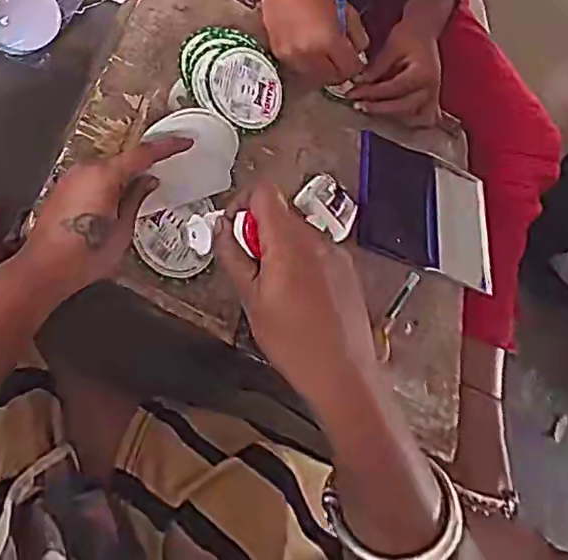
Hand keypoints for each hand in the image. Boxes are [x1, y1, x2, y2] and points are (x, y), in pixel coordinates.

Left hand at [15, 136, 192, 298]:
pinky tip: (111, 205)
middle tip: (160, 176)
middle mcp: (86, 170)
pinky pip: (92, 178)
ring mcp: (71, 177)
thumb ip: (137, 199)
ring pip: (106, 169)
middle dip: (142, 167)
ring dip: (122, 178)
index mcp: (105, 175)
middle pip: (122, 160)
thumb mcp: (122, 230)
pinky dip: (106, 185)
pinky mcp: (62, 188)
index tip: (182, 142)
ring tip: (135, 200)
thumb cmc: (83, 255)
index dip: (167, 146)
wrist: (43, 269)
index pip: (143, 153)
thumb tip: (148, 182)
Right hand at [214, 180, 380, 407]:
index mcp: (289, 243)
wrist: (344, 377)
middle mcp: (316, 240)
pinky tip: (297, 296)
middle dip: (259, 232)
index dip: (242, 202)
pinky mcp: (345, 268)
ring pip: (296, 231)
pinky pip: (314, 249)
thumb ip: (232, 255)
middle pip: (279, 211)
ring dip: (278, 247)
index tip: (235, 227)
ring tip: (275, 289)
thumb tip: (222, 229)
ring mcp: (335, 253)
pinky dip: (299, 260)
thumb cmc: (297, 345)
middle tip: (251, 267)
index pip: (264, 191)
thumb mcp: (250, 299)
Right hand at [257, 0, 368, 83]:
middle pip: (332, 78)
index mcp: (329, 41)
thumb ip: (358, 36)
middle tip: (339, 60)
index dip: (355, 67)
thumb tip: (359, 54)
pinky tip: (306, 51)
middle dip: (339, 71)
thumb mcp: (346, 10)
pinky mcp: (279, 55)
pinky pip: (298, 69)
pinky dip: (306, 65)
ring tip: (322, 57)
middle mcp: (310, 54)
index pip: (349, 69)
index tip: (354, 59)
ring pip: (314, 78)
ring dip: (322, 71)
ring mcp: (292, 56)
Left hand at [346, 11, 442, 126]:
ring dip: (389, 115)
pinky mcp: (430, 100)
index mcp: (423, 73)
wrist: (423, 33)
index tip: (352, 93)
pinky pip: (418, 117)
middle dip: (377, 107)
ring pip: (411, 117)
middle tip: (356, 104)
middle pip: (403, 107)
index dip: (371, 93)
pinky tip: (385, 112)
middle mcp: (431, 89)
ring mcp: (433, 96)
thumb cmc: (407, 37)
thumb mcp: (389, 48)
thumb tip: (357, 83)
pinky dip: (403, 118)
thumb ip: (375, 68)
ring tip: (367, 108)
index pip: (394, 89)